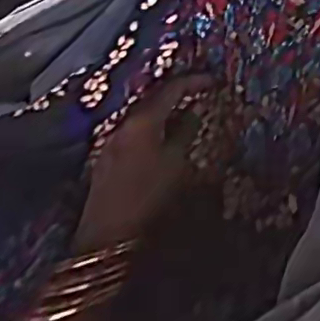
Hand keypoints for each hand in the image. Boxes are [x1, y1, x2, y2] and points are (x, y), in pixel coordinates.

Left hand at [74, 74, 212, 247]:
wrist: (107, 240)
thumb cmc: (148, 197)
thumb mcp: (176, 163)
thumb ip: (186, 132)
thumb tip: (195, 111)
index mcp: (143, 120)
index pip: (171, 89)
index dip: (193, 81)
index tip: (212, 80)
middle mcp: (124, 124)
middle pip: (153, 97)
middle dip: (177, 92)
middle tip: (199, 92)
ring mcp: (113, 141)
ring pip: (143, 114)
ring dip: (165, 110)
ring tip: (186, 113)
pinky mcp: (108, 158)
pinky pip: (135, 130)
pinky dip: (153, 126)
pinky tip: (165, 136)